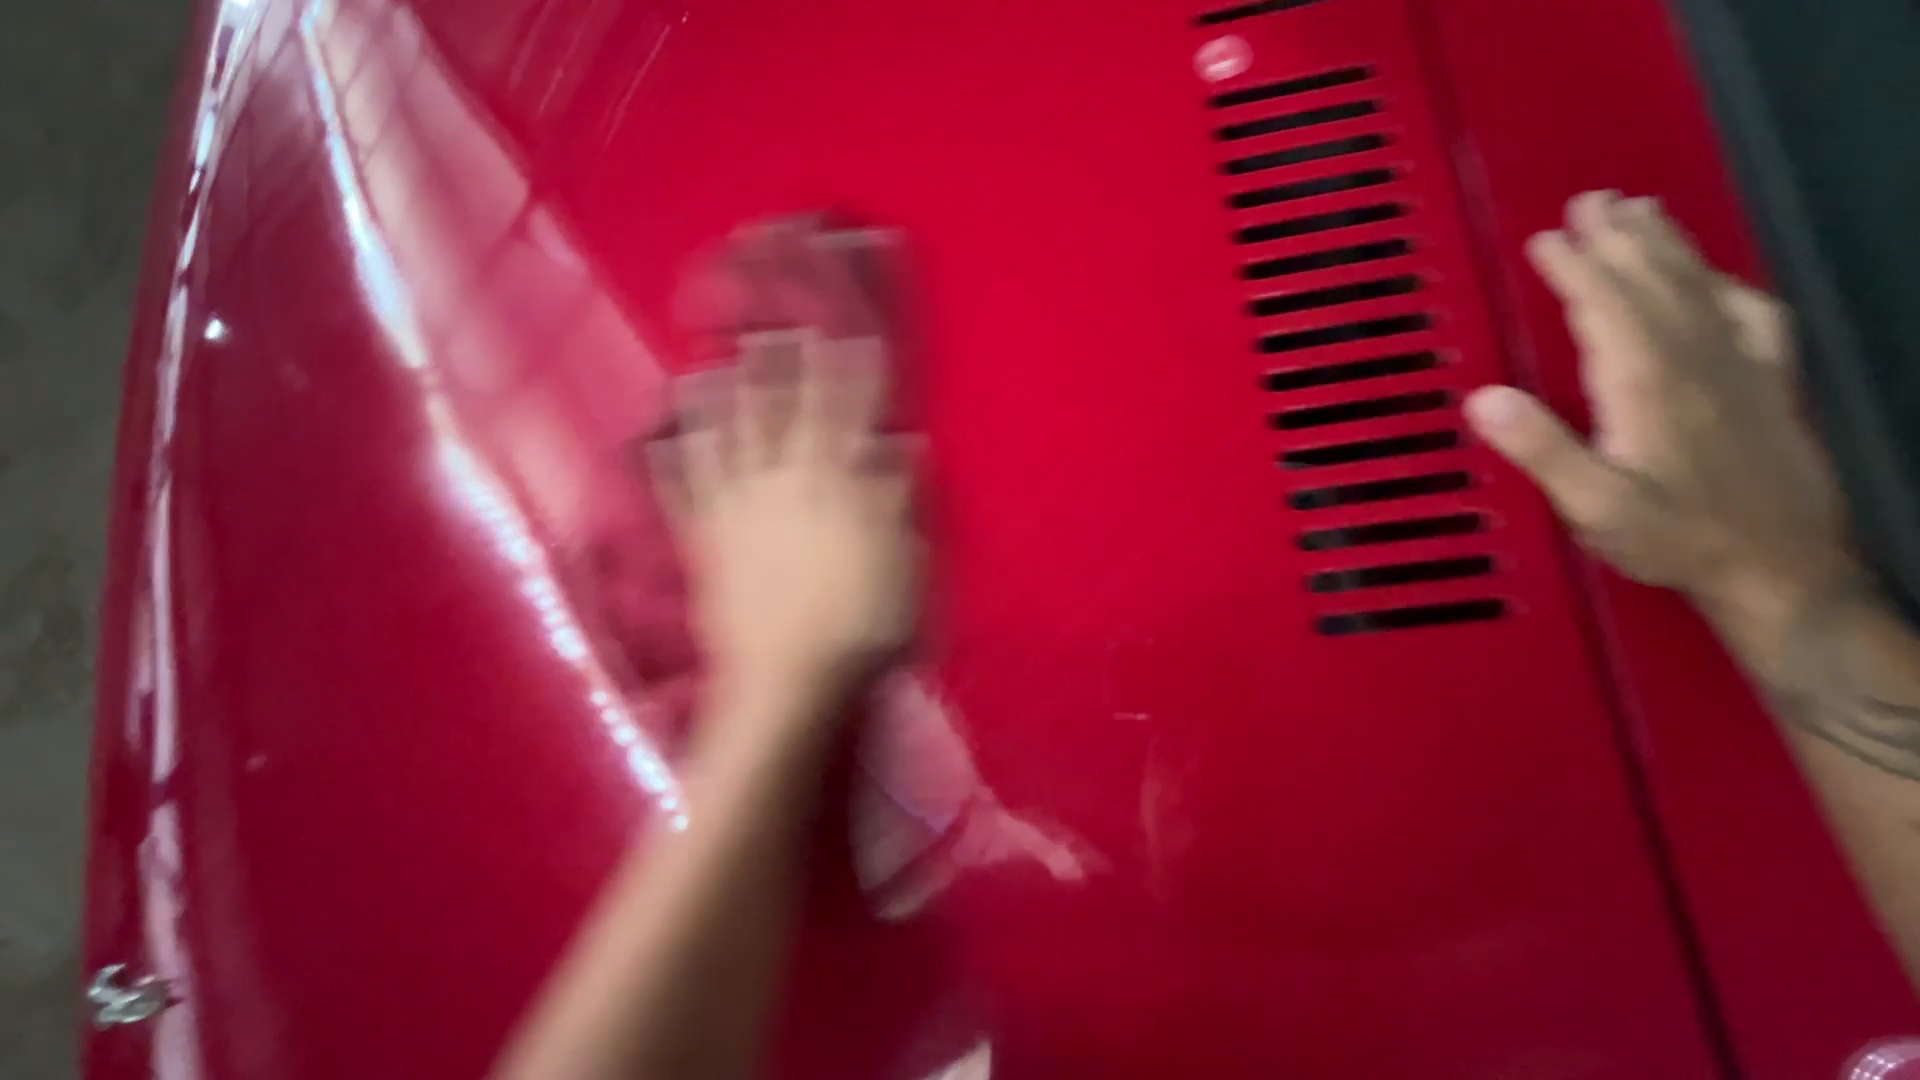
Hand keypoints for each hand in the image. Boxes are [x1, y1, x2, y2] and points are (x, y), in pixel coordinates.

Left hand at [653, 330, 921, 708]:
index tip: (848, 333)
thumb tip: (901, 444)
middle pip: (781, 412)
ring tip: (711, 362)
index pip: (845, 415)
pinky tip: (662, 436)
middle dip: (782, 364)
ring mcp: (736, 509)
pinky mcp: (704, 540)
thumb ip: (895, 499)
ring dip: (720, 397)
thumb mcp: (901, 565)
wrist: (786, 681)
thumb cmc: (858, 627)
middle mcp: (781, 483)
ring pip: (724, 438)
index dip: (849, 372)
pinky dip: (670, 458)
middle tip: (775, 324)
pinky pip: (682, 490)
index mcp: (833, 486)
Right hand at [1464, 190, 1855, 667]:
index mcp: (1648, 385)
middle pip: (1655, 284)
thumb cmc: (1671, 538)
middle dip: (1620, 240)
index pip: (1608, 309)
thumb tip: (1483, 399)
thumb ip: (1541, 450)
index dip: (1576, 269)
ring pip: (1700, 289)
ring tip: (1639, 212)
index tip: (1545, 238)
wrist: (1778, 567)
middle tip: (1592, 200)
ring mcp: (1739, 370)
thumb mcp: (1592, 506)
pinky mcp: (1766, 385)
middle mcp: (1696, 363)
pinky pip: (1750, 317)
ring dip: (1666, 247)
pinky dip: (1726, 286)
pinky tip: (1713, 277)